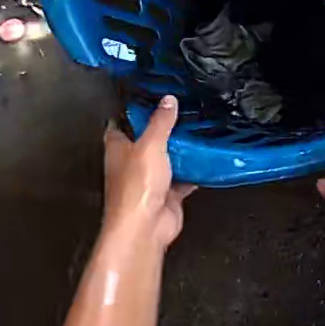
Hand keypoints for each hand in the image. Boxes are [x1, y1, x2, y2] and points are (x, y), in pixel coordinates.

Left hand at [102, 96, 195, 250]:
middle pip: (147, 140)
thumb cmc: (135, 189)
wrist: (145, 228)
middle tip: (180, 112)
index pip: (121, 123)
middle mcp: (131, 163)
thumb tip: (167, 101)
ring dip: (179, 150)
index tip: (148, 98)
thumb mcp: (150, 144)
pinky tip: (205, 161)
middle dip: (162, 128)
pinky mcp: (166, 194)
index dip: (133, 111)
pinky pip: (183, 178)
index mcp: (119, 148)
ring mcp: (149, 179)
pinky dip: (194, 171)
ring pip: (166, 158)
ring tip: (196, 131)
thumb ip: (160, 121)